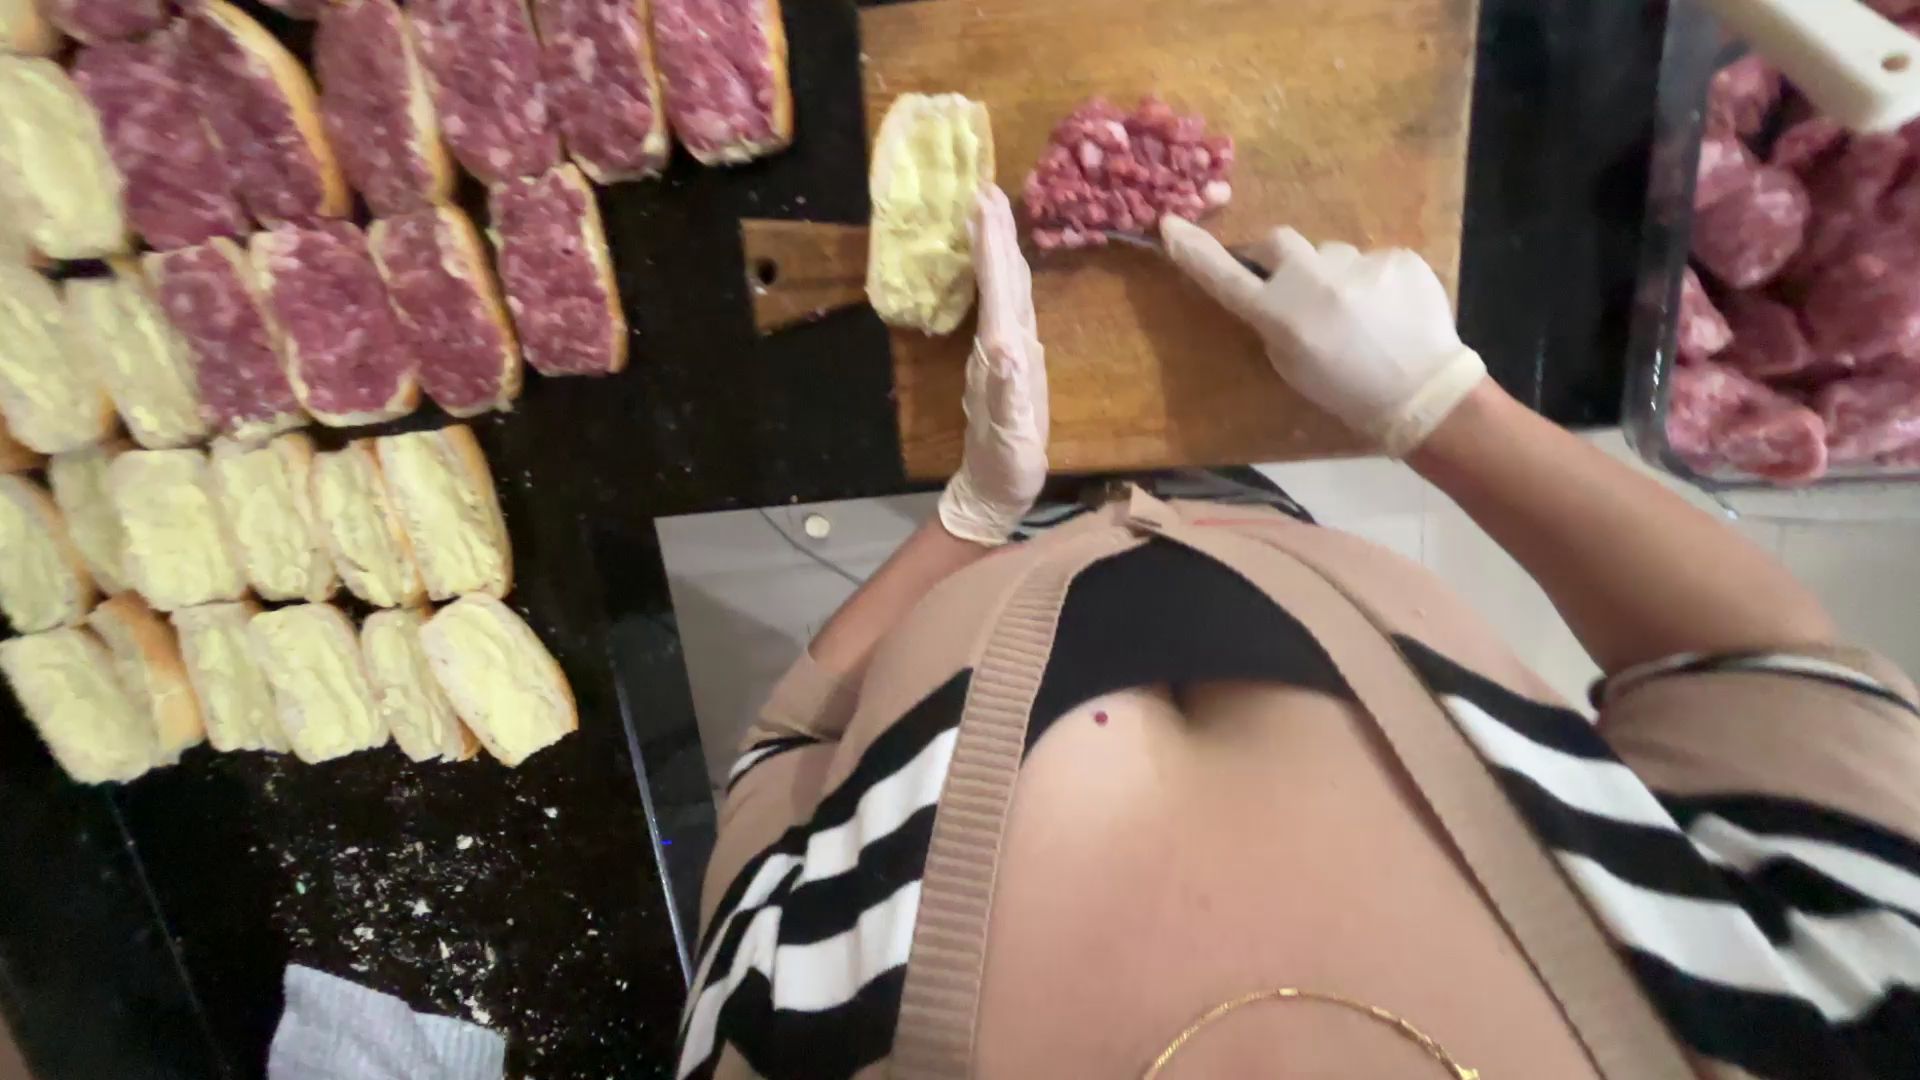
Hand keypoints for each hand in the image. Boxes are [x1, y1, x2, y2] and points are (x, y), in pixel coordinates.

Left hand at [938, 185, 1048, 546]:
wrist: (994, 488)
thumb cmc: (1006, 463)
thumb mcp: (1011, 432)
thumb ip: (1010, 390)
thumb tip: (1009, 345)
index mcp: (997, 354)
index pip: (995, 291)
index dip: (991, 248)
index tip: (984, 202)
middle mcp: (996, 346)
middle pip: (995, 283)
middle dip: (992, 237)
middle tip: (986, 190)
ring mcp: (1003, 355)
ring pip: (1001, 293)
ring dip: (998, 254)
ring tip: (994, 217)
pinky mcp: (1013, 367)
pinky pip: (1012, 313)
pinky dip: (1011, 286)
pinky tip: (1013, 277)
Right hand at [1160, 217, 1486, 455]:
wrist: (1420, 391)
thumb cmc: (1342, 391)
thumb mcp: (1288, 365)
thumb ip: (1272, 322)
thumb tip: (1273, 291)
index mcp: (1278, 315)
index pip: (1225, 277)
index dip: (1195, 252)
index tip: (1170, 225)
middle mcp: (1312, 280)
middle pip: (1276, 242)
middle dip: (1275, 258)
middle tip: (1290, 286)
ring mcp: (1357, 264)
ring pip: (1328, 253)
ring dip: (1330, 274)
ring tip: (1354, 312)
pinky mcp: (1396, 257)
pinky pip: (1369, 261)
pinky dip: (1370, 281)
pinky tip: (1385, 310)